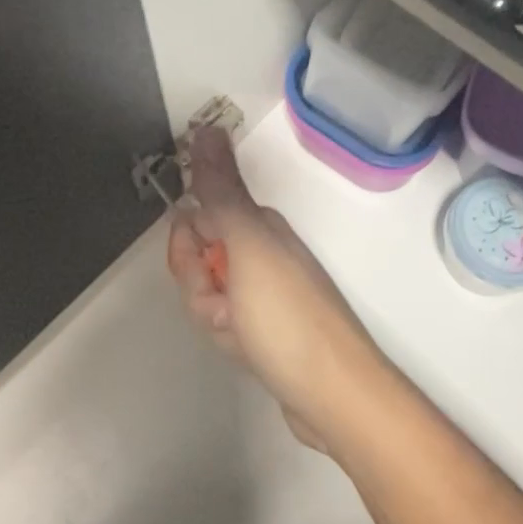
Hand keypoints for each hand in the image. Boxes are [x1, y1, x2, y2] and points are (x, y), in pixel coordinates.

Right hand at [166, 128, 383, 443]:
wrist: (334, 395)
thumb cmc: (287, 319)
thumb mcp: (248, 248)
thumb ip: (222, 189)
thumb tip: (207, 127)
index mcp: (261, 228)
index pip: (197, 219)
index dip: (188, 250)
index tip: (206, 274)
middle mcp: (265, 253)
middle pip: (200, 259)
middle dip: (200, 290)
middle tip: (228, 311)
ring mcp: (267, 293)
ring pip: (210, 296)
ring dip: (214, 320)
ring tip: (242, 337)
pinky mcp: (268, 329)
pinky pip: (229, 324)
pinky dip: (230, 340)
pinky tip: (248, 354)